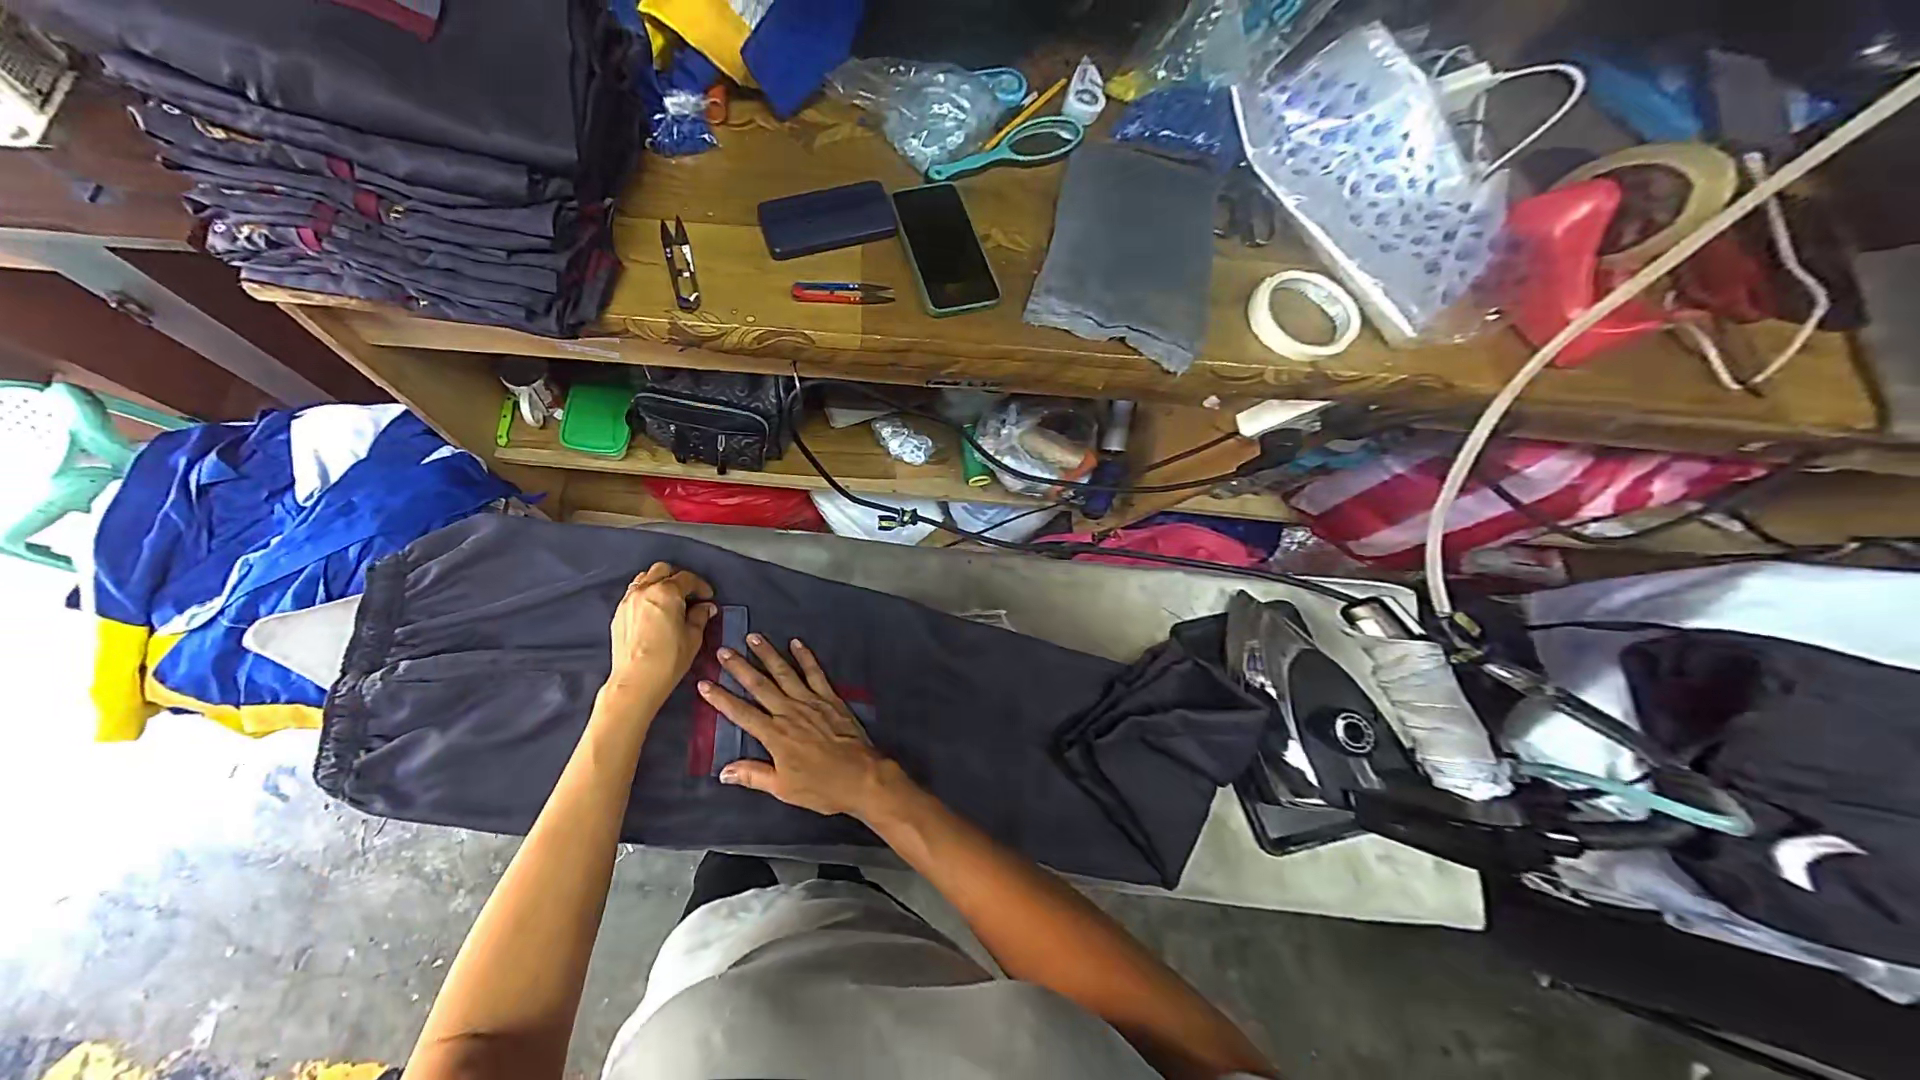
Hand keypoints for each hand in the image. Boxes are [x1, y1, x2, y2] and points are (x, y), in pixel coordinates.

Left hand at [606, 563, 715, 698]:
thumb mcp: (693, 637)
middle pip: (662, 570)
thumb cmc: (668, 659)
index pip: (687, 578)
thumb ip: (700, 616)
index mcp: (666, 592)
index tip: (707, 596)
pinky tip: (653, 611)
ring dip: (658, 583)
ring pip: (644, 579)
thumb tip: (705, 607)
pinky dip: (645, 596)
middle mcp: (644, 591)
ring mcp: (628, 602)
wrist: (636, 681)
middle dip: (677, 577)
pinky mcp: (618, 615)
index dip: (701, 585)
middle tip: (688, 593)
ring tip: (669, 599)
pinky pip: (632, 594)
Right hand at [700, 635, 903, 820]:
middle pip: (760, 685)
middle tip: (723, 650)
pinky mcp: (830, 698)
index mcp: (775, 734)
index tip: (704, 683)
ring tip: (753, 637)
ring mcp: (811, 702)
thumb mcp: (783, 788)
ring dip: (768, 654)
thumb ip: (753, 775)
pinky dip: (805, 657)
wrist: (861, 776)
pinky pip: (815, 673)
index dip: (721, 698)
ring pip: (785, 673)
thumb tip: (723, 771)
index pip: (741, 713)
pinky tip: (796, 643)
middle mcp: (789, 712)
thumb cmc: (821, 786)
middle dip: (739, 667)